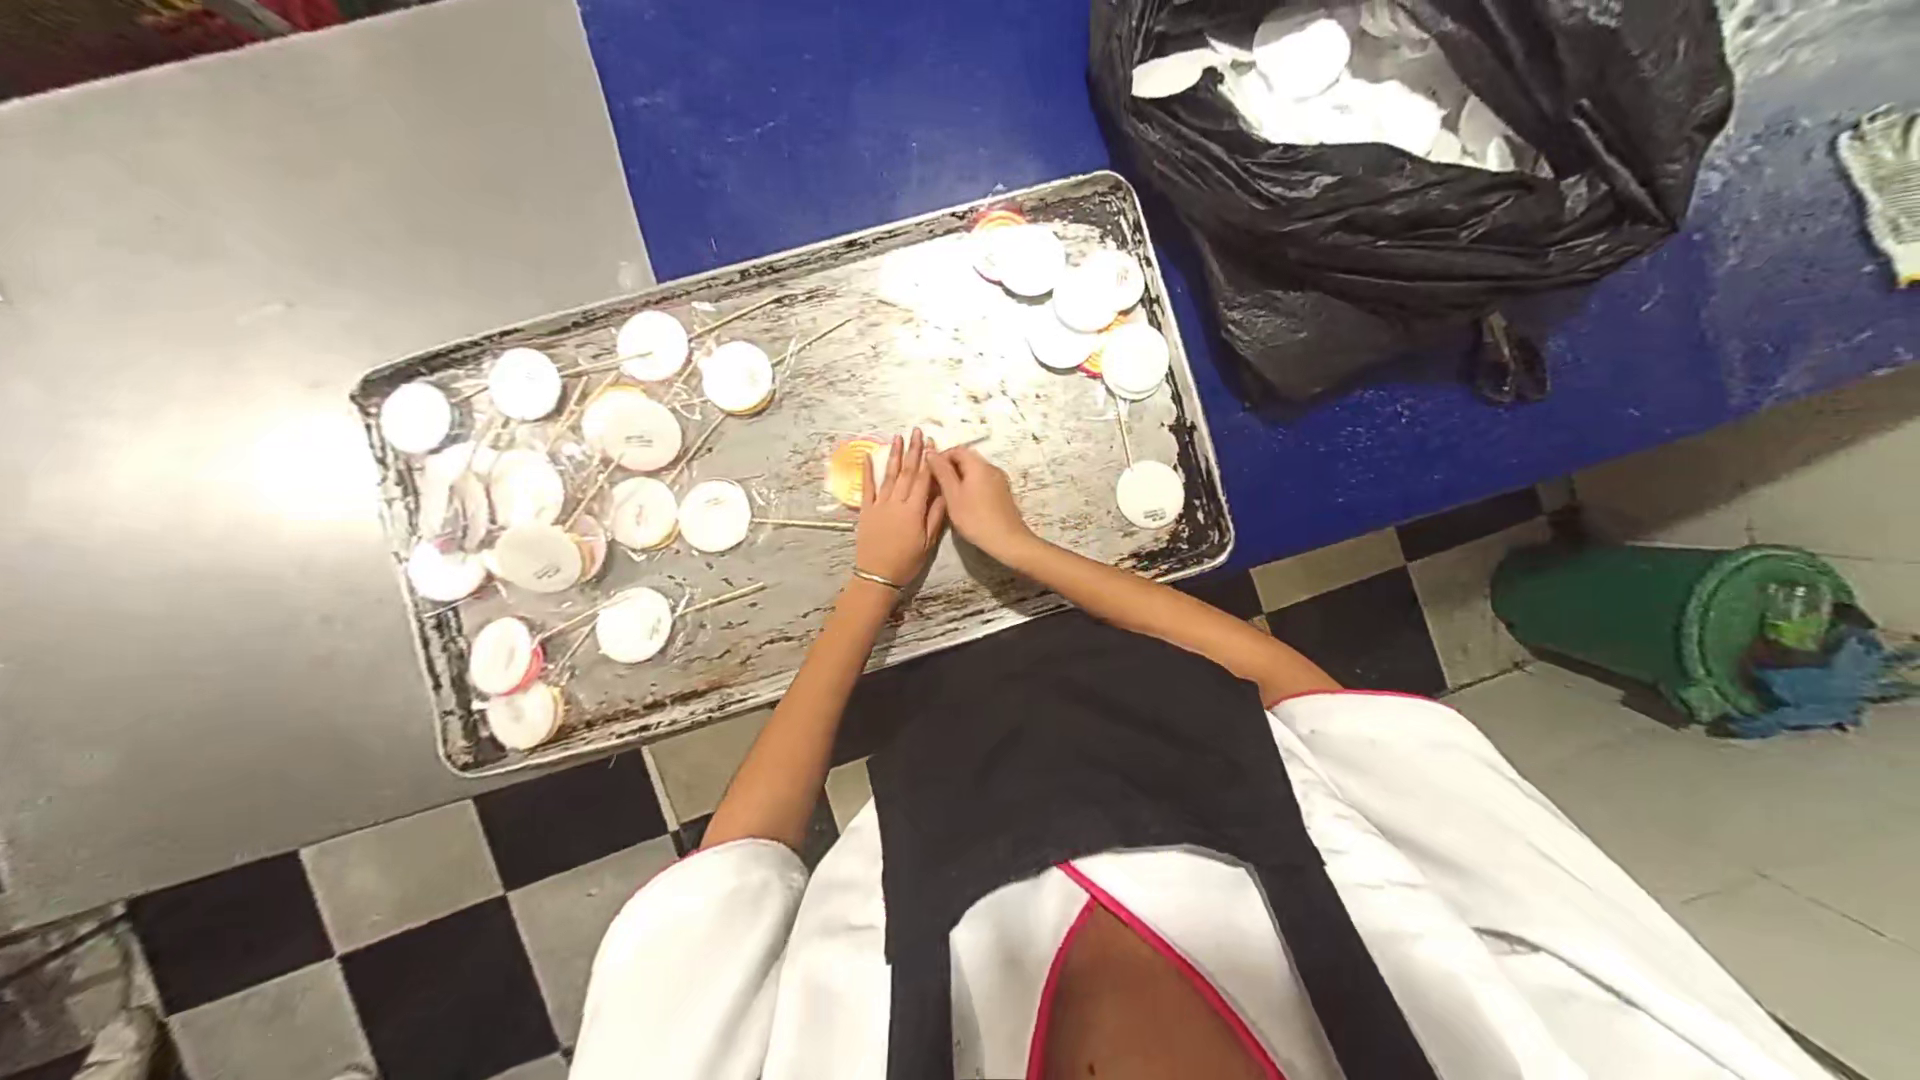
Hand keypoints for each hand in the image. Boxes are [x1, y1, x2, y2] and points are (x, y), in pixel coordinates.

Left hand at [854, 429, 946, 585]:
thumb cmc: (907, 562)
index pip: (924, 479)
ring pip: (889, 475)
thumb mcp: (928, 542)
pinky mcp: (866, 511)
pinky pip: (867, 488)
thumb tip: (943, 493)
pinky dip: (868, 471)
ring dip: (895, 455)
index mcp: (914, 510)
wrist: (877, 575)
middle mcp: (897, 502)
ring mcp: (880, 505)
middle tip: (917, 431)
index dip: (929, 460)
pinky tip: (870, 457)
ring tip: (898, 437)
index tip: (932, 443)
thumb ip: (935, 516)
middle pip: (907, 472)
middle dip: (913, 450)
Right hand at [927, 446, 1033, 560]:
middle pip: (967, 459)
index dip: (941, 457)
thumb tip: (930, 452)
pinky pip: (983, 481)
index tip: (930, 472)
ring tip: (949, 495)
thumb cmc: (975, 518)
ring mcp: (999, 480)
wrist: (1007, 539)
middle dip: (950, 468)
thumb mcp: (953, 495)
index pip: (957, 449)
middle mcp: (991, 467)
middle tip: (937, 485)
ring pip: (975, 471)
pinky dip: (971, 486)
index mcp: (978, 465)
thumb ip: (941, 472)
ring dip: (960, 478)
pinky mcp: (1003, 492)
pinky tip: (965, 502)